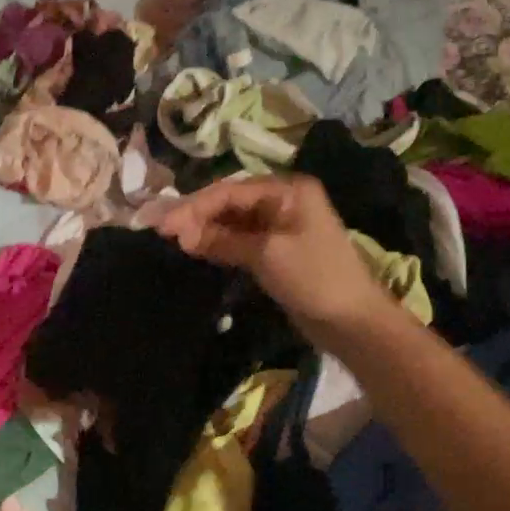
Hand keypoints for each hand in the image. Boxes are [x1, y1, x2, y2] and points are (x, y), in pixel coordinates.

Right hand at [158, 175, 398, 329]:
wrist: (350, 320)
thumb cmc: (314, 278)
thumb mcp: (266, 254)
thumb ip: (222, 241)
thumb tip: (179, 234)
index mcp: (288, 190)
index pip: (230, 191)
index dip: (193, 206)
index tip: (162, 225)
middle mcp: (283, 201)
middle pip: (229, 203)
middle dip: (195, 216)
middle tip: (159, 232)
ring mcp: (279, 227)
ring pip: (232, 222)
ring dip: (203, 231)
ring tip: (171, 242)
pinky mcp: (275, 252)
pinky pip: (238, 241)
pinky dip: (217, 245)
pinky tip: (195, 251)